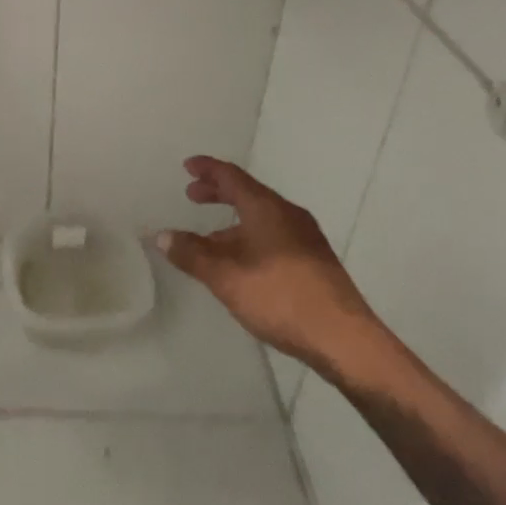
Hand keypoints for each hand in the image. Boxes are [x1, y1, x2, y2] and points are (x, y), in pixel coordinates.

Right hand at [159, 156, 390, 380]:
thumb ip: (192, 254)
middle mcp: (289, 215)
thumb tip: (163, 235)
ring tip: (208, 239)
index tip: (187, 165)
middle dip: (219, 193)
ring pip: (262, 219)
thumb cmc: (280, 297)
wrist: (343, 338)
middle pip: (249, 194)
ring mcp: (306, 239)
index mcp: (267, 209)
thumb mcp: (226, 277)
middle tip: (192, 195)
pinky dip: (250, 238)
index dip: (208, 169)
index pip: (232, 177)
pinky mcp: (314, 262)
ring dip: (233, 222)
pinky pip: (274, 236)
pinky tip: (241, 264)